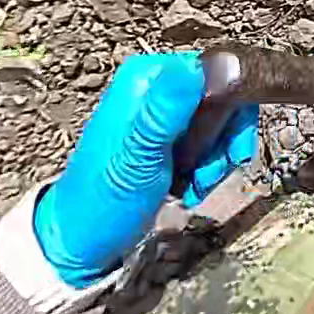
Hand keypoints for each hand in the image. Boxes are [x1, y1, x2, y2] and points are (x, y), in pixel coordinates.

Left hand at [34, 52, 260, 286]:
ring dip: (220, 155)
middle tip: (208, 172)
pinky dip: (212, 162)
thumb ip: (165, 111)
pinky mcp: (174, 131)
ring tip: (198, 184)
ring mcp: (168, 108)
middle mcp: (162, 84)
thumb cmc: (106, 202)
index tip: (221, 146)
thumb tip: (199, 69)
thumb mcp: (138, 157)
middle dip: (225, 138)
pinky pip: (215, 136)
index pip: (220, 70)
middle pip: (226, 95)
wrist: (83, 245)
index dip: (231, 107)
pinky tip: (195, 185)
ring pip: (225, 118)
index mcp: (150, 76)